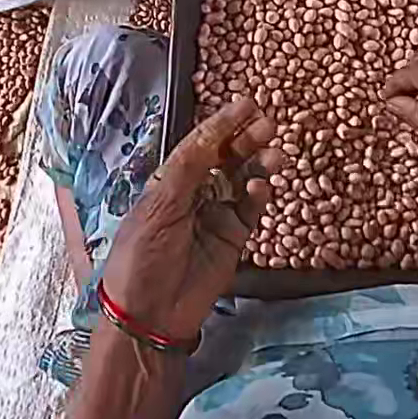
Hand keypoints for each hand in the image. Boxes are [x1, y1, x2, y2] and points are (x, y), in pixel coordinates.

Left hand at [98, 97, 281, 342]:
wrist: (150, 314)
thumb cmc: (144, 255)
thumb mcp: (159, 206)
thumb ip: (188, 168)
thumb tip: (213, 133)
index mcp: (170, 180)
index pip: (200, 144)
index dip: (222, 124)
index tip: (246, 104)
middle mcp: (195, 192)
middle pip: (225, 158)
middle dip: (245, 139)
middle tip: (267, 123)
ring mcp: (215, 214)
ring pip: (242, 180)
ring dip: (257, 163)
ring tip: (274, 151)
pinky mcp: (233, 237)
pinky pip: (250, 209)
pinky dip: (258, 195)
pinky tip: (261, 187)